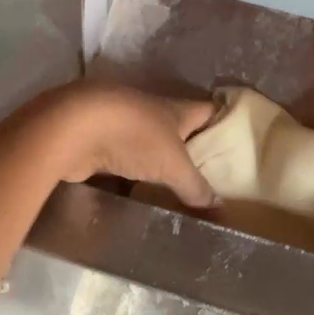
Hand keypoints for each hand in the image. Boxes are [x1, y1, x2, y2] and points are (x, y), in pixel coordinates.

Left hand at [23, 81, 219, 207]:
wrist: (73, 129)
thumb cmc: (133, 135)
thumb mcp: (173, 164)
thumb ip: (194, 185)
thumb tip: (217, 204)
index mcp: (175, 110)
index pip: (209, 110)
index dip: (225, 121)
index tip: (240, 138)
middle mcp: (151, 113)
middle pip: (179, 130)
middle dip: (193, 149)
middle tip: (213, 175)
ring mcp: (122, 127)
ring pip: (149, 147)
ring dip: (160, 164)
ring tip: (179, 190)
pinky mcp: (99, 145)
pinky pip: (123, 162)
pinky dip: (132, 177)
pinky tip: (140, 195)